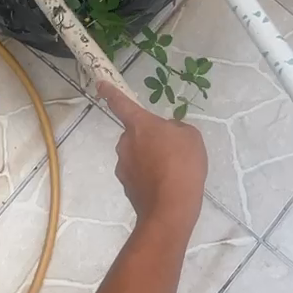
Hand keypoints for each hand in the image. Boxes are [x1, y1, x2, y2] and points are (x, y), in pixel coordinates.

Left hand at [99, 82, 206, 231]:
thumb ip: (176, 129)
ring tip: (172, 170)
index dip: (111, 93)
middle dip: (149, 139)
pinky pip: (139, 174)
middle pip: (135, 134)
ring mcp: (123, 166)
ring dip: (150, 159)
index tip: (100, 84)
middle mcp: (125, 143)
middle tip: (172, 149)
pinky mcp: (126, 185)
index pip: (121, 104)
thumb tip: (167, 133)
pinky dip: (150, 176)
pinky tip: (166, 184)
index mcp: (140, 125)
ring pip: (137, 155)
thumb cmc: (183, 165)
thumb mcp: (191, 137)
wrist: (171, 207)